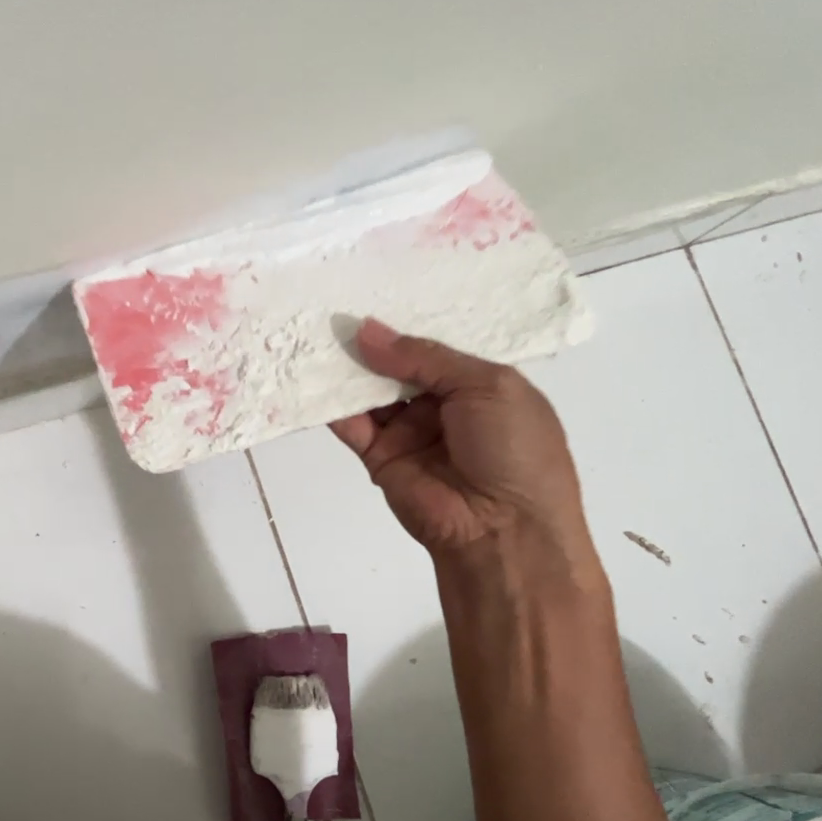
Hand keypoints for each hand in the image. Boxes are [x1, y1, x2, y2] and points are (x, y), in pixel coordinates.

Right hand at [329, 319, 591, 560]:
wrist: (501, 529)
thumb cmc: (514, 448)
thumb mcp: (485, 385)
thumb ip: (422, 357)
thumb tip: (365, 330)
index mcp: (479, 384)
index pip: (435, 348)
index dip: (406, 324)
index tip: (370, 291)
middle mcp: (441, 405)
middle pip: (396, 367)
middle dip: (369, 343)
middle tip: (330, 309)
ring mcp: (407, 432)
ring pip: (369, 393)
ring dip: (343, 369)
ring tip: (311, 335)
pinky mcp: (377, 457)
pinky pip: (350, 426)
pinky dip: (328, 405)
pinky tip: (308, 377)